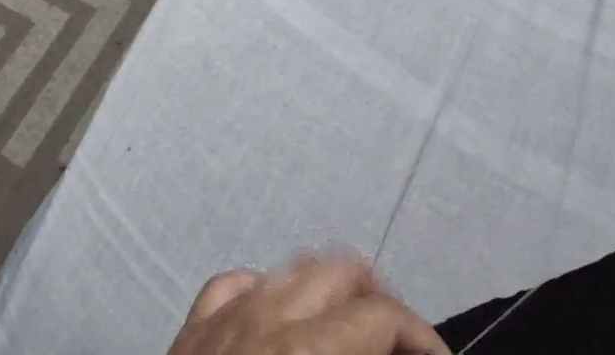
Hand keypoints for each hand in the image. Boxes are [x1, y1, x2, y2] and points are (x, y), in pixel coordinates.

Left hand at [169, 255, 450, 354]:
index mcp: (311, 347)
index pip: (382, 316)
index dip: (422, 337)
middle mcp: (269, 315)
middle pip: (339, 271)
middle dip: (378, 301)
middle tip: (397, 345)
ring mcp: (227, 313)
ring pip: (289, 267)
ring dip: (326, 289)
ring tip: (347, 325)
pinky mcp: (193, 324)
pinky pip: (234, 284)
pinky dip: (263, 291)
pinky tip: (276, 317)